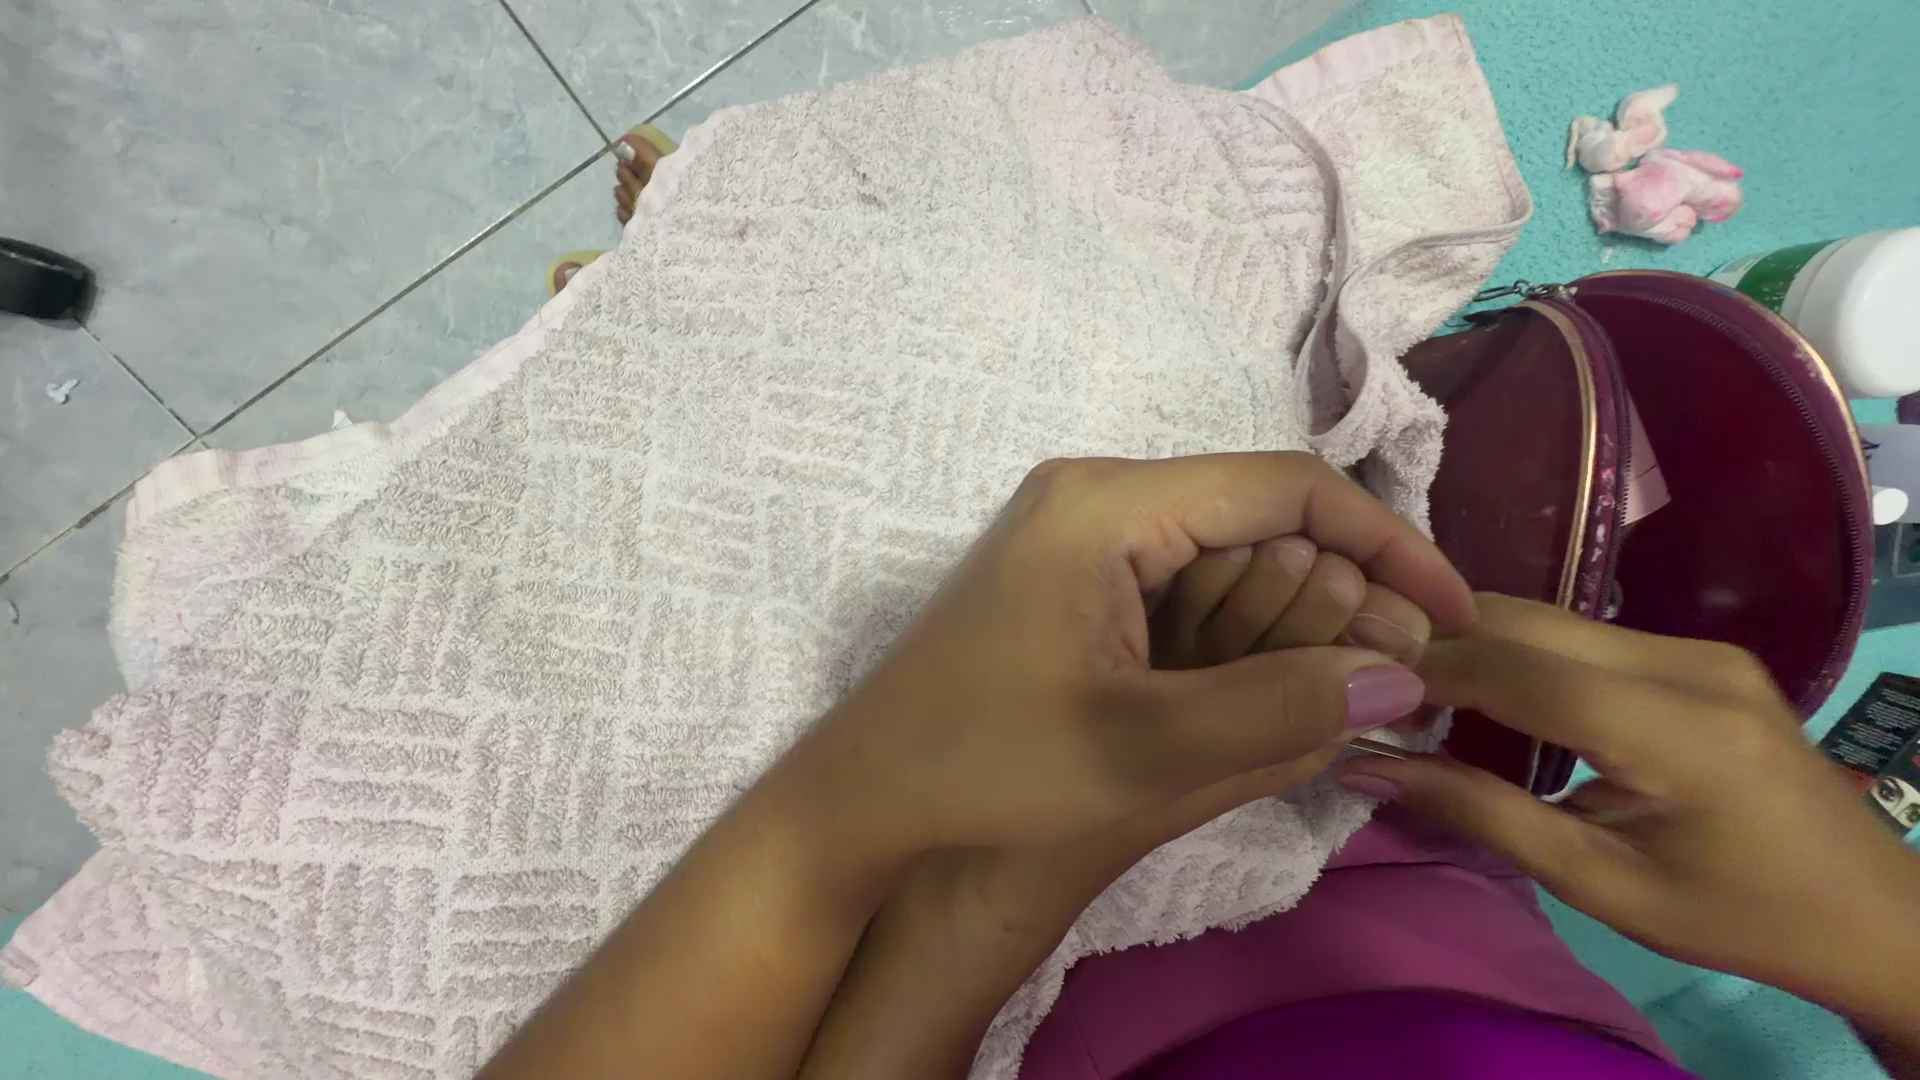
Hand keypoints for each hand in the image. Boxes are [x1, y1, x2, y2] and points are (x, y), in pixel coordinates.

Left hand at [804, 453, 1471, 855]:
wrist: (872, 783)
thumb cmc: (989, 763)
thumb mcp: (1145, 750)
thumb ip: (1282, 708)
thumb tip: (1403, 675)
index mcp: (1106, 505)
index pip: (1282, 486)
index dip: (1385, 542)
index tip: (1448, 615)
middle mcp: (1091, 494)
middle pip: (1253, 516)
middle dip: (1334, 591)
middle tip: (1393, 676)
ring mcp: (1072, 530)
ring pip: (1218, 552)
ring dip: (1283, 615)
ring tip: (1336, 689)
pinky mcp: (1065, 572)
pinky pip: (1174, 580)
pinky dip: (1228, 626)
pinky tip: (1256, 681)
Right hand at [1339, 595, 1919, 1027]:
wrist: (1887, 920)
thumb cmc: (1741, 918)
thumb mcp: (1600, 884)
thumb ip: (1477, 812)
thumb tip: (1361, 764)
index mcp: (1679, 731)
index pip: (1514, 671)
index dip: (1420, 670)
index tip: (1347, 684)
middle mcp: (1688, 663)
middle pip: (1519, 622)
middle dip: (1427, 642)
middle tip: (1361, 676)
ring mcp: (1693, 647)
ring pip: (1535, 615)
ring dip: (1458, 639)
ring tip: (1400, 679)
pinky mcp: (1687, 650)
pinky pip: (1564, 630)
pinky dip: (1498, 647)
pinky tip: (1467, 681)